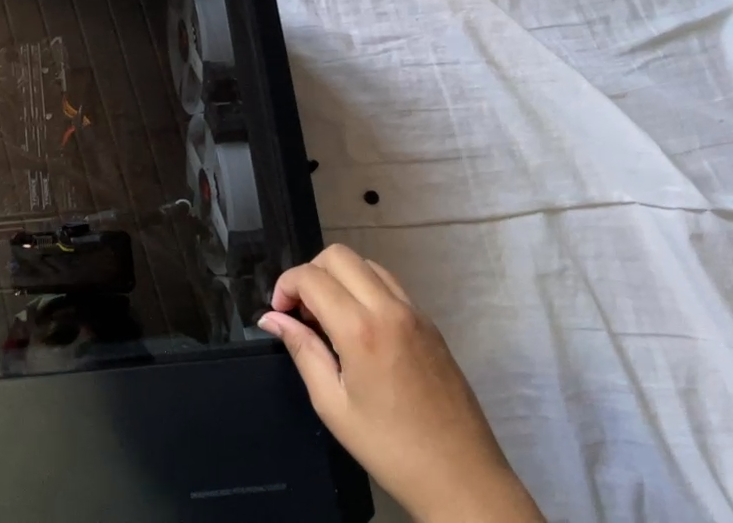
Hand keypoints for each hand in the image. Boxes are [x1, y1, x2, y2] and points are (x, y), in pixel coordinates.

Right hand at [258, 245, 542, 522]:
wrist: (462, 477)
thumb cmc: (390, 447)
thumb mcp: (332, 404)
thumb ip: (302, 350)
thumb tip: (271, 318)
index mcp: (362, 329)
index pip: (311, 277)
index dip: (285, 286)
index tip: (279, 314)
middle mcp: (390, 309)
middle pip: (339, 255)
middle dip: (310, 273)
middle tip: (302, 312)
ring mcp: (415, 313)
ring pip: (366, 264)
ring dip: (339, 277)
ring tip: (329, 319)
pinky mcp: (430, 324)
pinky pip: (389, 285)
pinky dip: (364, 289)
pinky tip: (358, 328)